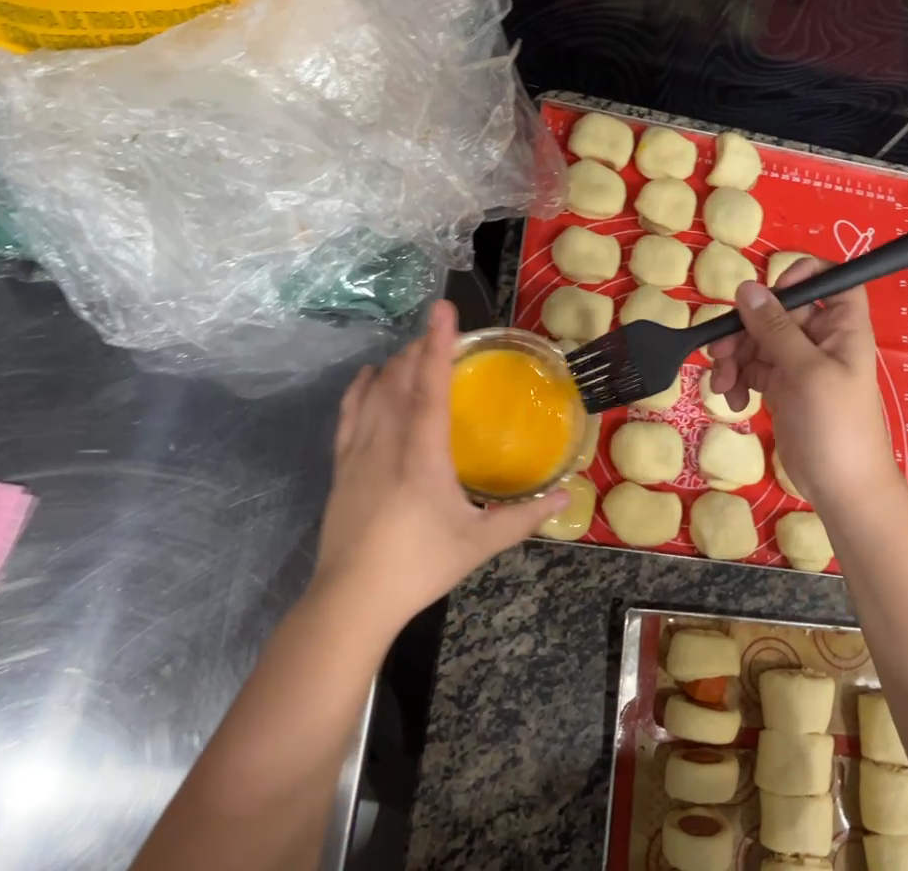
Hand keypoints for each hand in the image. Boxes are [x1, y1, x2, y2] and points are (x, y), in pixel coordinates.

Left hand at [313, 300, 568, 626]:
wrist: (352, 598)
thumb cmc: (419, 567)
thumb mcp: (479, 544)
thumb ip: (523, 518)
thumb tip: (566, 498)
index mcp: (422, 455)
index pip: (431, 387)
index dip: (439, 345)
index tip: (443, 310)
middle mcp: (386, 442)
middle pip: (400, 380)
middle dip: (419, 350)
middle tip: (440, 333)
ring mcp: (358, 453)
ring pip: (373, 393)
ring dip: (394, 366)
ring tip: (412, 350)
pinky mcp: (340, 467)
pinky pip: (348, 415)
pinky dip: (359, 390)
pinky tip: (366, 377)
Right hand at [706, 260, 902, 506]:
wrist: (841, 487)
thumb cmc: (835, 424)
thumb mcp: (805, 372)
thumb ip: (775, 329)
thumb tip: (747, 287)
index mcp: (841, 326)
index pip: (830, 279)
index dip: (801, 275)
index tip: (769, 290)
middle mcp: (820, 339)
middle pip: (777, 311)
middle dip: (745, 329)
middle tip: (721, 351)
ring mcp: (798, 364)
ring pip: (757, 340)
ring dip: (734, 359)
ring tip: (722, 387)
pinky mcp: (781, 387)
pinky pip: (752, 369)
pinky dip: (739, 380)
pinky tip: (736, 402)